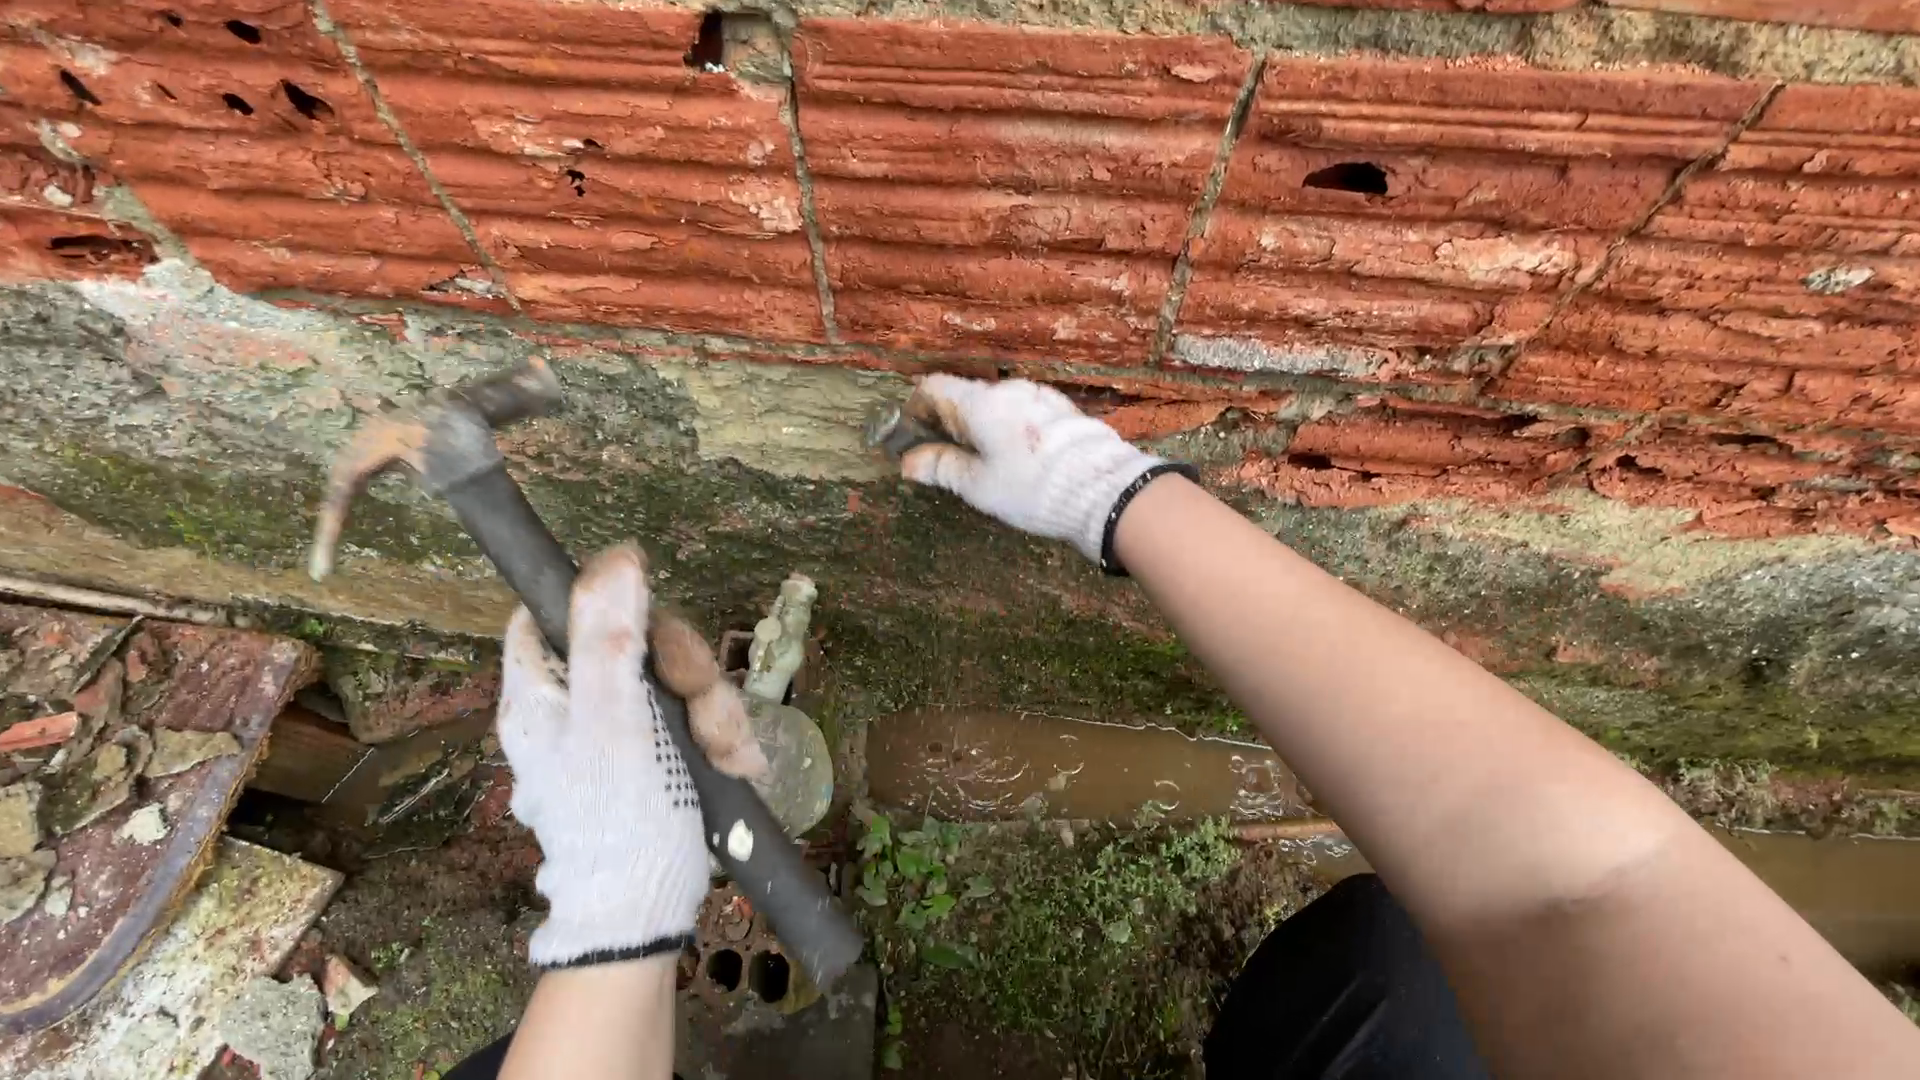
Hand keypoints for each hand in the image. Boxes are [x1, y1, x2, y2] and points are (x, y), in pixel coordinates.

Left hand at [497, 545, 766, 968]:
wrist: (648, 911)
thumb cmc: (618, 820)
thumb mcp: (613, 724)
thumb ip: (610, 641)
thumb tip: (617, 556)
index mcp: (541, 691)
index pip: (555, 613)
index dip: (602, 604)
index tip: (645, 627)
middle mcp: (577, 702)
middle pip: (638, 640)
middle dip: (686, 673)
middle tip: (703, 710)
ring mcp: (621, 727)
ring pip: (678, 678)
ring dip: (715, 711)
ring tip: (730, 754)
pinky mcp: (660, 750)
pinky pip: (696, 714)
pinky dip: (722, 735)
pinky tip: (736, 763)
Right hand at [900, 375, 1188, 568]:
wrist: (1105, 493)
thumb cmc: (1033, 490)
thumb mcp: (978, 485)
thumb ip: (941, 467)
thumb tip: (908, 462)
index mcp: (982, 403)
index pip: (934, 387)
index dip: (915, 407)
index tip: (910, 431)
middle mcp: (1010, 391)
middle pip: (966, 394)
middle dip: (947, 419)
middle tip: (940, 451)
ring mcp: (1041, 397)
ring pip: (997, 403)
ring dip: (980, 424)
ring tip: (980, 458)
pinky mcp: (1064, 411)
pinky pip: (1023, 412)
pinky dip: (1007, 427)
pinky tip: (1014, 456)